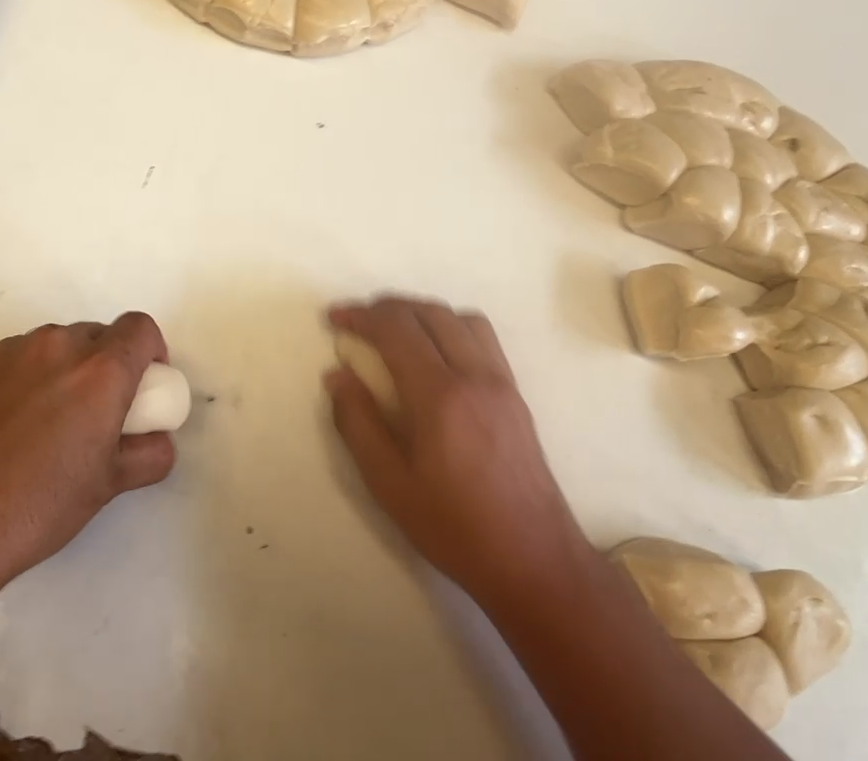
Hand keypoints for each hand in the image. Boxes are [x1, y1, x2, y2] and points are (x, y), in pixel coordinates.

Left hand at [0, 312, 177, 597]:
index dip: (150, 352)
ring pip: (54, 346)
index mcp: (98, 371)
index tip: (143, 388)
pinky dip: (27, 379)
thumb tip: (156, 440)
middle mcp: (55, 346)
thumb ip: (147, 455)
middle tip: (97, 416)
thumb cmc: (35, 508)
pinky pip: (17, 359)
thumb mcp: (107, 487)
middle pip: (97, 335)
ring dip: (65, 370)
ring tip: (48, 426)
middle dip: (107, 366)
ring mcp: (8, 353)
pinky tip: (9, 429)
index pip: (140, 328)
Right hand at [327, 297, 592, 605]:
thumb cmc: (453, 527)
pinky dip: (450, 327)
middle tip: (355, 320)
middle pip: (429, 313)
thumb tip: (337, 375)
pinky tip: (434, 354)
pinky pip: (483, 339)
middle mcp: (475, 376)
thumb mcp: (388, 483)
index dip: (361, 316)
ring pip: (461, 319)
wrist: (534, 559)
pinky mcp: (516, 396)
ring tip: (393, 331)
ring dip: (421, 313)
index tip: (333, 318)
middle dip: (387, 308)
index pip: (396, 330)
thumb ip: (357, 423)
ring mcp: (502, 384)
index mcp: (440, 396)